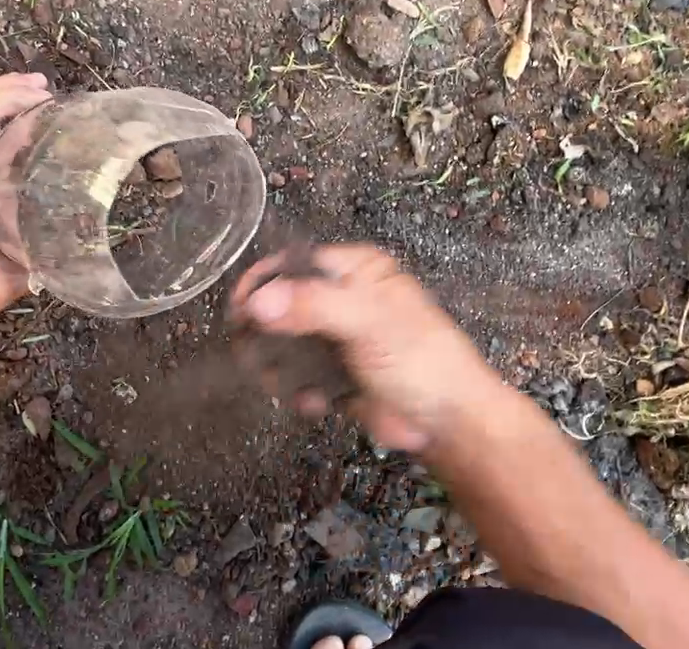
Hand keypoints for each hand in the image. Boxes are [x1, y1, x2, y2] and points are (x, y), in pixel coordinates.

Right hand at [230, 244, 500, 451]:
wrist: (449, 424)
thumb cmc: (420, 359)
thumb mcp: (368, 321)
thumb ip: (314, 305)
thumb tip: (257, 301)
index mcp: (354, 269)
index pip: (295, 263)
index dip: (264, 282)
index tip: (238, 308)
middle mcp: (341, 296)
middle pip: (282, 303)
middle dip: (267, 330)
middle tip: (252, 353)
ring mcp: (335, 337)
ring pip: (284, 342)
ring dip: (279, 365)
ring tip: (285, 384)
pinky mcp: (332, 374)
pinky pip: (296, 374)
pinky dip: (296, 389)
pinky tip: (314, 403)